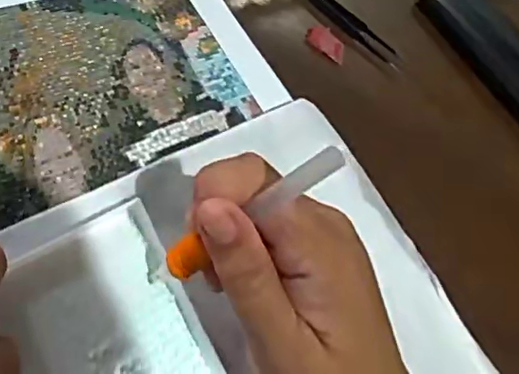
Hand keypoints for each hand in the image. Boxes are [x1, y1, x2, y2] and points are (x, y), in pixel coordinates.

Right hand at [191, 153, 405, 373]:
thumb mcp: (281, 342)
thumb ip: (246, 272)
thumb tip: (209, 204)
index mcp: (319, 236)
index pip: (252, 175)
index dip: (213, 196)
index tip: (196, 244)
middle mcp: (323, 221)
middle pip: (250, 184)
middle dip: (214, 216)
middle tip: (204, 270)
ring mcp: (323, 234)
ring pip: (253, 201)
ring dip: (224, 233)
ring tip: (223, 285)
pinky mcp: (317, 249)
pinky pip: (266, 222)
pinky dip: (241, 244)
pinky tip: (242, 282)